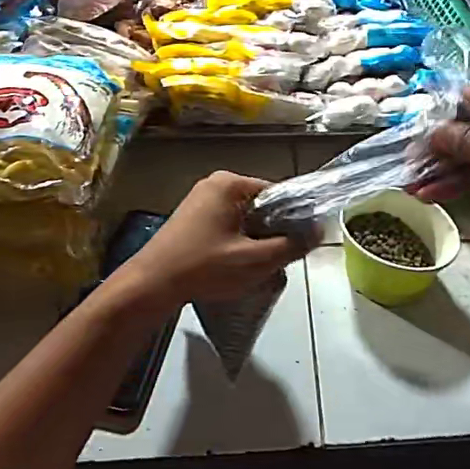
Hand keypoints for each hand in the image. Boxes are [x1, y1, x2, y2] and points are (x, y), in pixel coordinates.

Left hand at [101, 172, 309, 317]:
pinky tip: (237, 262)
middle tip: (278, 257)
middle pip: (262, 204)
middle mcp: (215, 183)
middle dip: (273, 230)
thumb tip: (318, 232)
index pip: (278, 193)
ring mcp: (202, 199)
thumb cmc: (203, 268)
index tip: (299, 242)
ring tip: (258, 263)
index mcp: (230, 183)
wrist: (151, 285)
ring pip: (246, 216)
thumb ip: (290, 245)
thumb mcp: (254, 260)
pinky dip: (238, 240)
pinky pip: (229, 223)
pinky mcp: (193, 216)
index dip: (293, 217)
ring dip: (255, 238)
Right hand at [421, 81, 469, 247]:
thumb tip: (432, 132)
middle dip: (435, 148)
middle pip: (465, 128)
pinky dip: (460, 183)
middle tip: (406, 168)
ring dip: (443, 169)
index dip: (439, 117)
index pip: (467, 99)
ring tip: (412, 188)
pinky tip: (434, 193)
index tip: (411, 137)